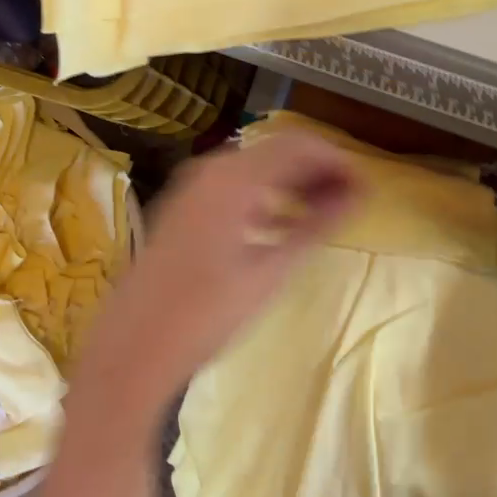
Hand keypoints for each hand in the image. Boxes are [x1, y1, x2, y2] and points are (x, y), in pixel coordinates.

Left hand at [73, 132, 362, 411]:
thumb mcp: (270, 271)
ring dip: (294, 185)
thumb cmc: (206, 314)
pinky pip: (236, 188)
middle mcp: (212, 170)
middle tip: (353, 201)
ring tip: (327, 215)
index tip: (366, 186)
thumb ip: (316, 226)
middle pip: (277, 153)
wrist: (130, 351)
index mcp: (235, 177)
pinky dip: (266, 198)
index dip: (337, 160)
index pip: (300, 145)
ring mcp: (193, 188)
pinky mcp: (183, 209)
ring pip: (257, 170)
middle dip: (318, 171)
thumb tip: (357, 194)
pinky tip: (285, 227)